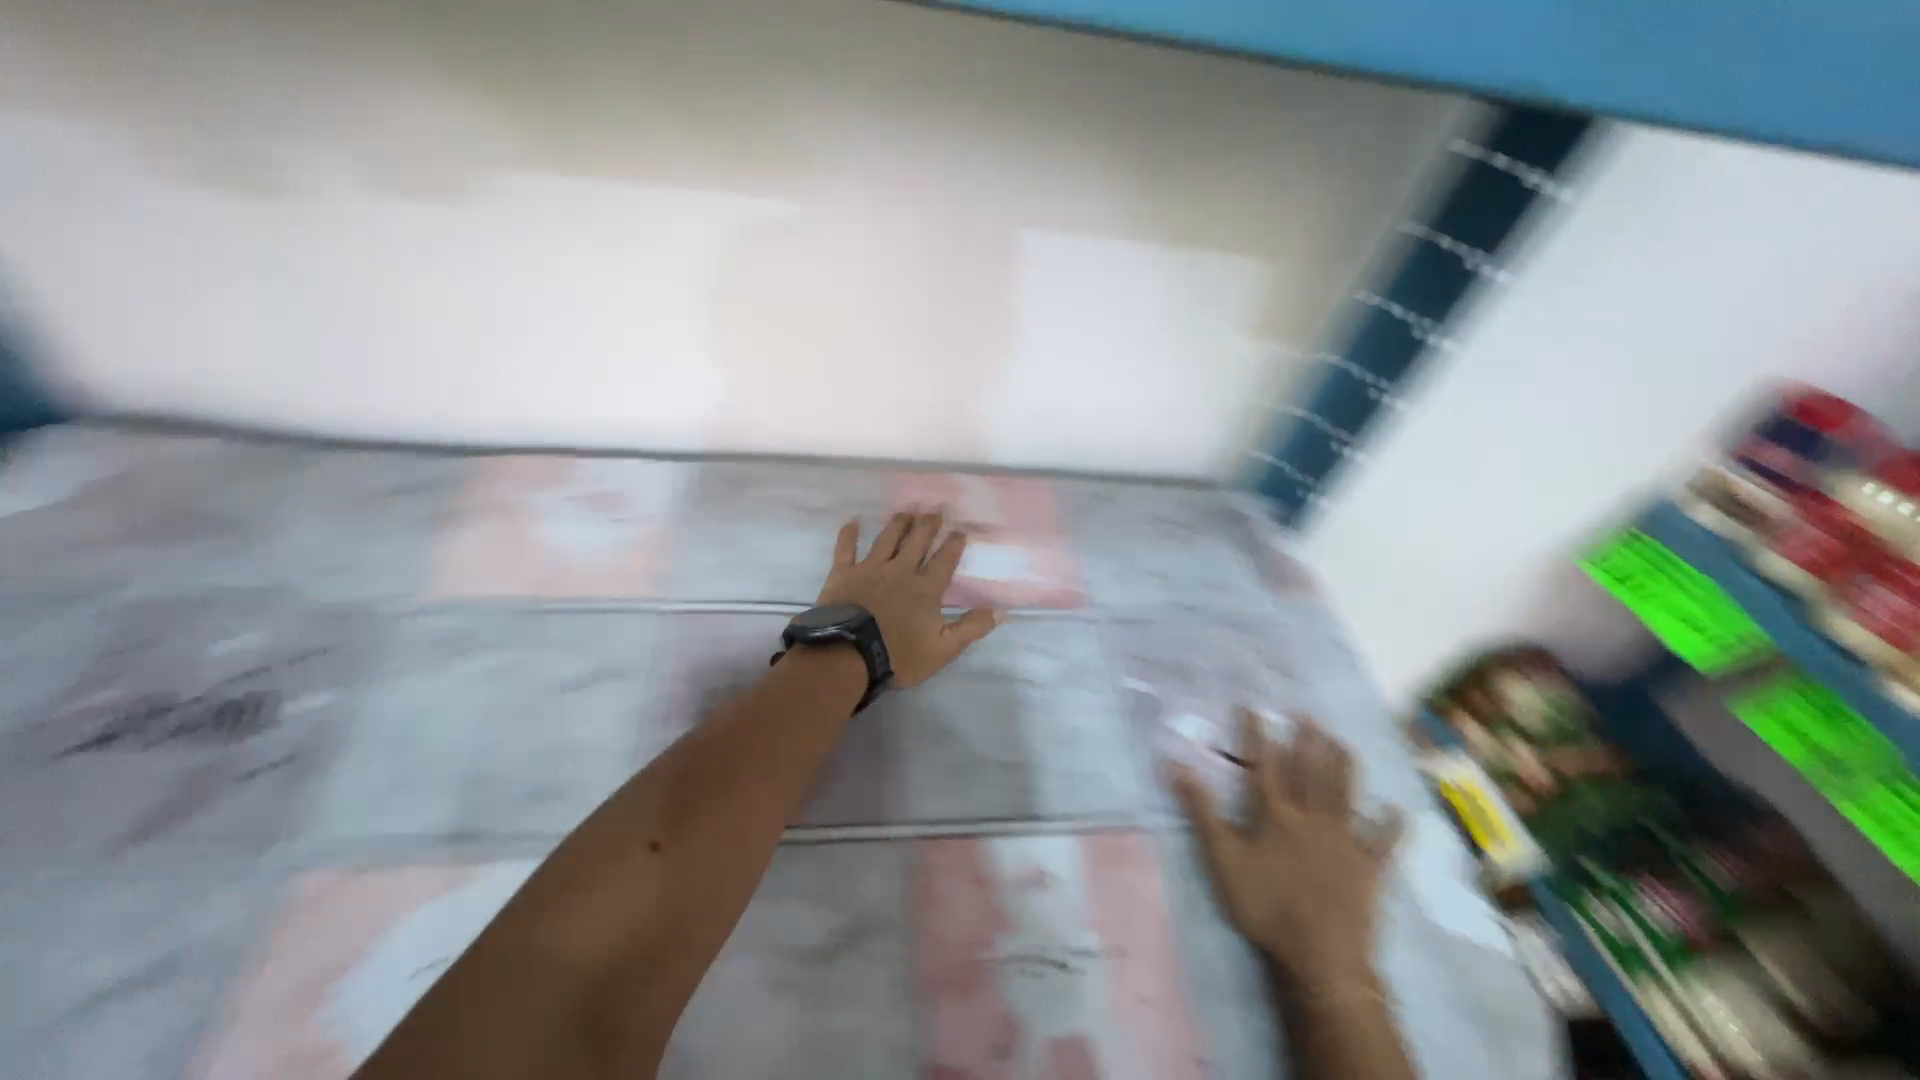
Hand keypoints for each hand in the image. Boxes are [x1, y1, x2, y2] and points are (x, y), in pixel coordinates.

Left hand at [816, 511, 1003, 687]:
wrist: (849, 654)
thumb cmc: (898, 654)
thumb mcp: (943, 649)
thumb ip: (971, 628)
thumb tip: (1000, 611)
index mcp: (925, 589)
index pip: (944, 561)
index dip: (953, 545)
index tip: (960, 531)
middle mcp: (900, 571)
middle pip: (917, 542)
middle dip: (928, 525)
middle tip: (935, 511)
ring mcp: (870, 569)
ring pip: (887, 539)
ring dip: (898, 524)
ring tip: (907, 512)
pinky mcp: (843, 574)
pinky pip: (846, 549)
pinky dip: (848, 536)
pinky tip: (852, 523)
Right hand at [1173, 709, 1404, 982]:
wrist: (1321, 952)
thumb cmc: (1264, 905)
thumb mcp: (1221, 858)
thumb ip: (1201, 811)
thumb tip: (1176, 765)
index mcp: (1275, 814)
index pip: (1263, 765)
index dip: (1257, 734)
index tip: (1253, 706)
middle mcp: (1312, 817)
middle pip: (1310, 771)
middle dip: (1306, 740)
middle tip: (1306, 714)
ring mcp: (1345, 840)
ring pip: (1345, 793)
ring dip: (1343, 764)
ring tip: (1341, 741)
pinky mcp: (1370, 867)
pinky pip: (1385, 841)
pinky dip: (1392, 825)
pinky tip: (1398, 810)